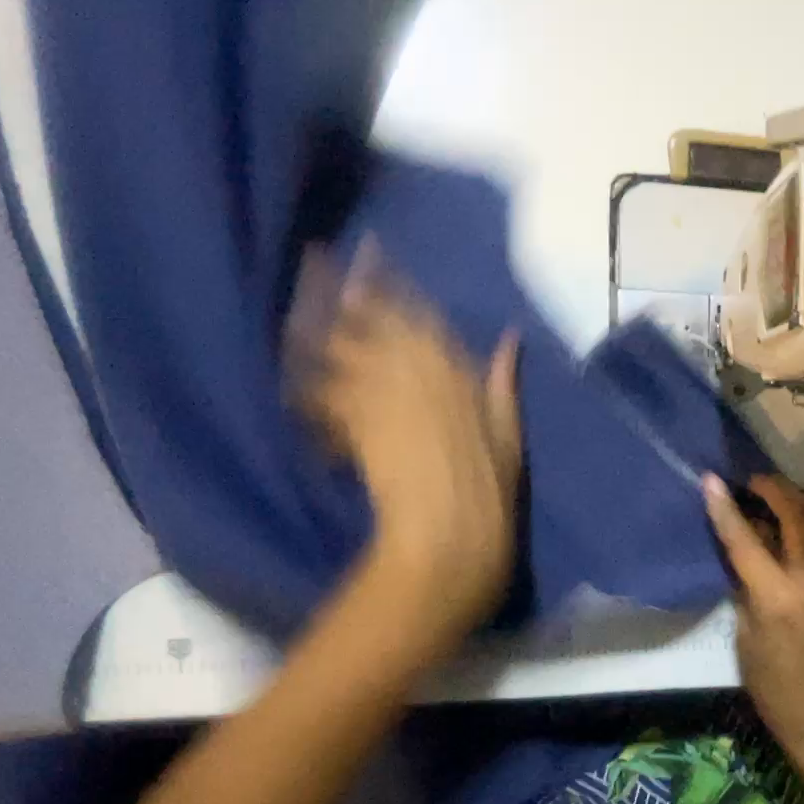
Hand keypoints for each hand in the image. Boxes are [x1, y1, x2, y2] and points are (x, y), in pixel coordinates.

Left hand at [288, 239, 521, 648]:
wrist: (449, 547)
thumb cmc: (490, 501)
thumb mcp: (510, 442)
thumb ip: (503, 387)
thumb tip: (509, 340)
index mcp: (460, 378)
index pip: (423, 318)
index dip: (393, 286)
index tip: (371, 255)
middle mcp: (418, 378)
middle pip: (374, 323)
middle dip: (345, 291)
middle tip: (315, 259)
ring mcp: (384, 401)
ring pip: (344, 351)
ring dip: (318, 327)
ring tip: (295, 307)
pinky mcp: (354, 429)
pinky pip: (325, 397)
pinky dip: (309, 387)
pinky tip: (293, 379)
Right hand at [702, 474, 803, 754]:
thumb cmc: (772, 684)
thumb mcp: (745, 637)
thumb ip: (746, 587)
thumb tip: (744, 547)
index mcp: (776, 598)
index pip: (746, 541)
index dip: (726, 507)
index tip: (713, 480)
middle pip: (798, 517)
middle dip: (776, 490)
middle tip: (759, 483)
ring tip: (800, 504)